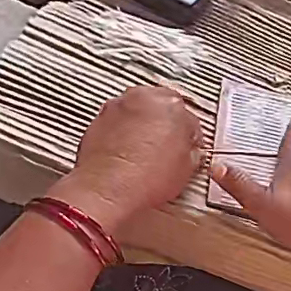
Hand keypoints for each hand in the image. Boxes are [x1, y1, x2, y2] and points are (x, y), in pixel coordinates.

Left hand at [53, 86, 204, 232]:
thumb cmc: (143, 179)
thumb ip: (191, 149)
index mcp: (172, 105)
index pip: (189, 117)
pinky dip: (123, 132)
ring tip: (145, 153)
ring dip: (142, 125)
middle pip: (162, 106)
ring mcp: (119, 106)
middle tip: (166, 147)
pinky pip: (118, 121)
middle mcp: (144, 98)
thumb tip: (188, 150)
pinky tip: (128, 153)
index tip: (186, 147)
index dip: (189, 136)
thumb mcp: (186, 168)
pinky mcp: (99, 118)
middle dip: (165, 124)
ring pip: (138, 111)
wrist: (107, 191)